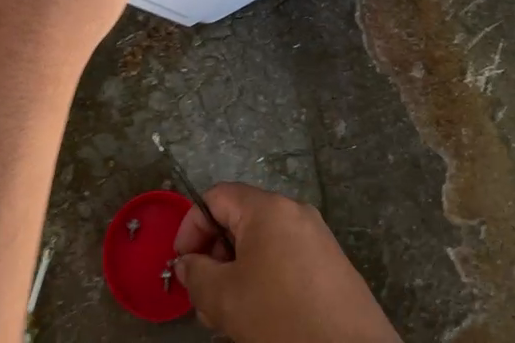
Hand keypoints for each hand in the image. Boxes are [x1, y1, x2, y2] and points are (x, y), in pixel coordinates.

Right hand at [174, 183, 400, 342]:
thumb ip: (195, 274)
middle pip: (239, 221)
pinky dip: (264, 281)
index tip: (182, 265)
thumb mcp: (224, 297)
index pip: (216, 198)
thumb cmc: (281, 316)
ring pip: (261, 246)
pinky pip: (285, 261)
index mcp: (268, 208)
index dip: (191, 227)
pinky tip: (260, 317)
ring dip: (237, 275)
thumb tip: (187, 263)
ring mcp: (317, 238)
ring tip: (229, 317)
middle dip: (215, 258)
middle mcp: (294, 212)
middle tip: (205, 299)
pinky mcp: (331, 265)